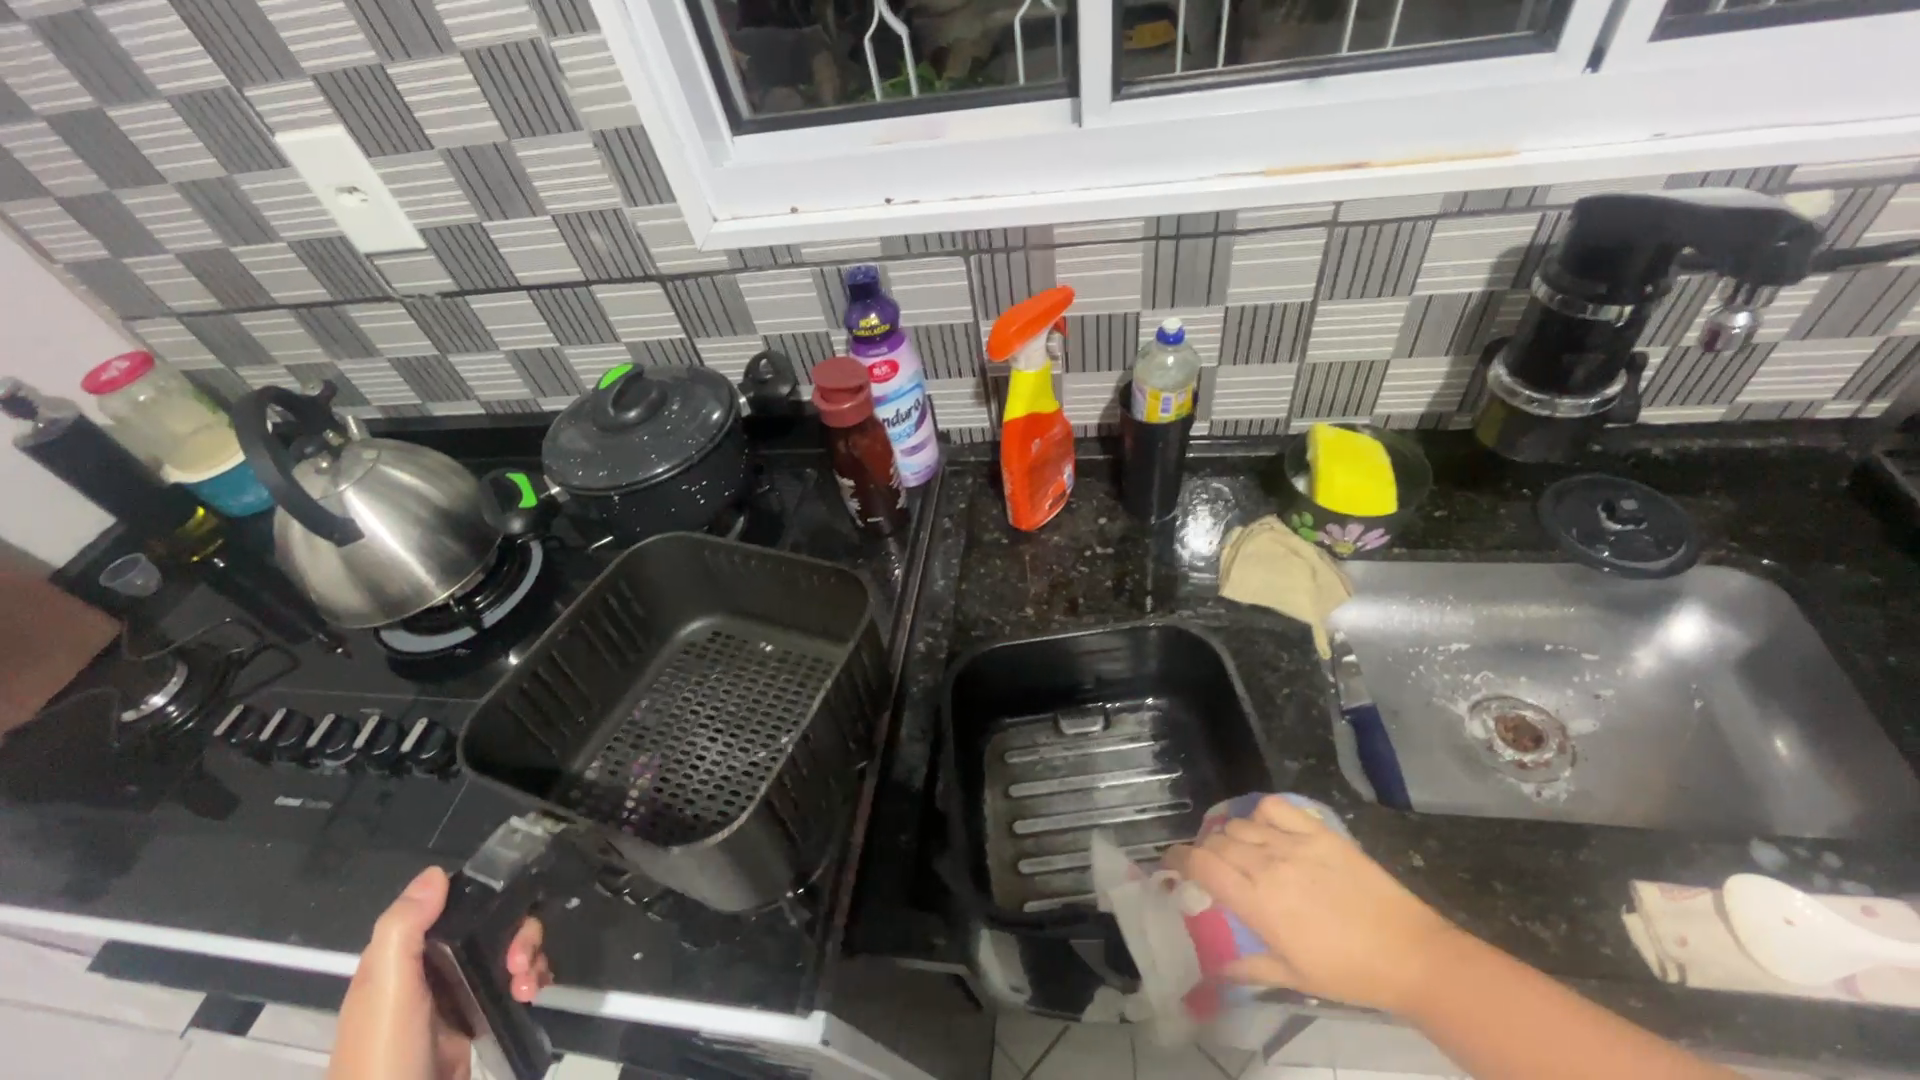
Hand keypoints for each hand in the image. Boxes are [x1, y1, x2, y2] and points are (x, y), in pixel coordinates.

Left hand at [327, 867, 551, 1079]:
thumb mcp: (387, 989)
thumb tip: (436, 873)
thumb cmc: (387, 1053)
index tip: (506, 915)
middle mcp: (427, 974)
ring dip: (528, 959)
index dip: (484, 902)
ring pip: (503, 955)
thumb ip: (404, 929)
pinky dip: (529, 981)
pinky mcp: (474, 1023)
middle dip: (518, 936)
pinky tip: (533, 995)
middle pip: (487, 929)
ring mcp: (452, 1000)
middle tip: (520, 964)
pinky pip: (509, 985)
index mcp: (400, 959)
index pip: (450, 908)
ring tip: (530, 986)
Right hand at [1163, 795, 1460, 1014]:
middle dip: (1203, 850)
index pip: (1201, 865)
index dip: (1178, 859)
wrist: (1412, 955)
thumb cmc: (1350, 974)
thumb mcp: (1294, 979)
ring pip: (1241, 824)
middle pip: (1217, 841)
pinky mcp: (1322, 834)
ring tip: (1236, 850)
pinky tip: (1264, 827)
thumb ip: (1248, 967)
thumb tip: (1214, 967)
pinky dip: (1260, 813)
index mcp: (1258, 904)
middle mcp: (1270, 866)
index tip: (1170, 864)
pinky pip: (1276, 808)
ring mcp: (1296, 845)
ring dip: (1229, 835)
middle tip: (1208, 867)